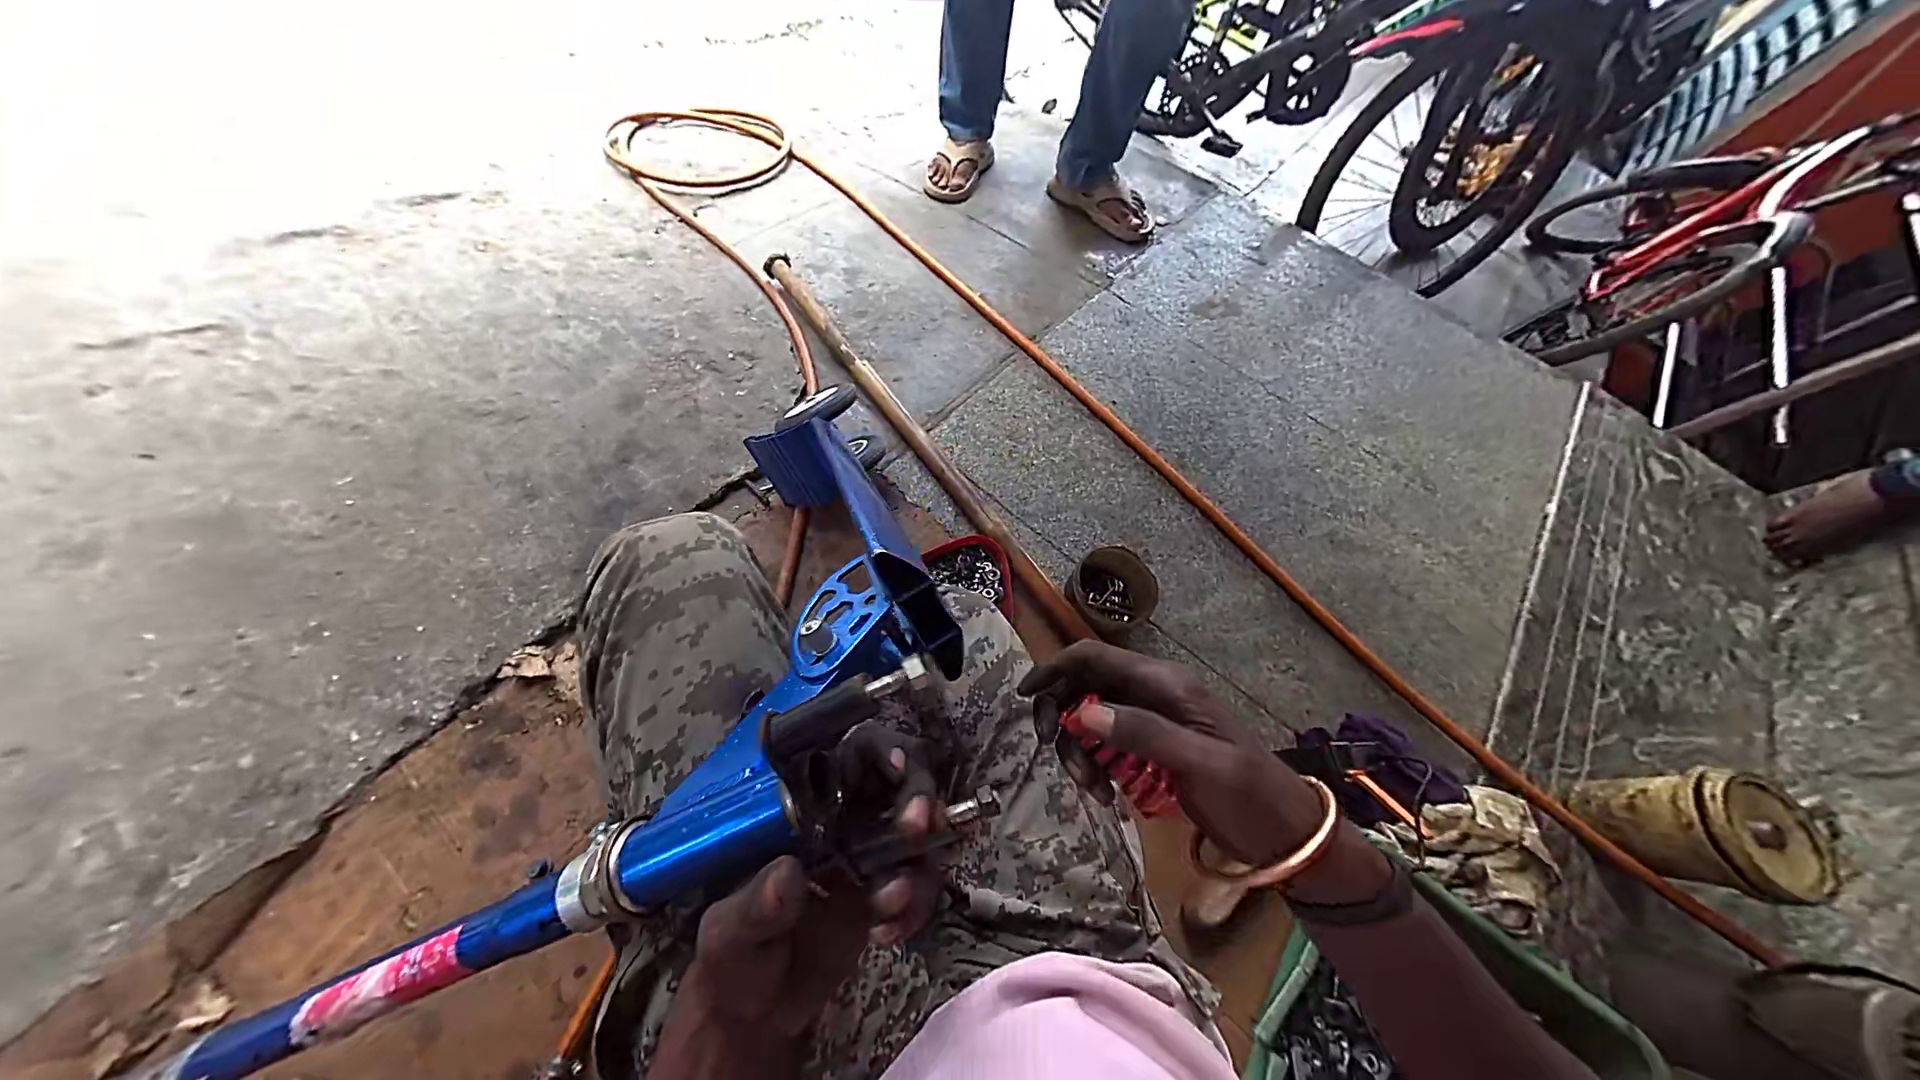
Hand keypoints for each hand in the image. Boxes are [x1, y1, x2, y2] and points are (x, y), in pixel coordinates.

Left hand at [664, 725, 945, 1052]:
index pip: (846, 757)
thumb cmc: (730, 954)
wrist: (754, 1012)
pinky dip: (917, 904)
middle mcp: (843, 817)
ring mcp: (869, 853)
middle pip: (898, 782)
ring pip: (918, 833)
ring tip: (894, 904)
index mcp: (802, 805)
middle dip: (917, 796)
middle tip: (919, 827)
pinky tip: (889, 933)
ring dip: (920, 861)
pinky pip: (921, 883)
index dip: (878, 750)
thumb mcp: (728, 932)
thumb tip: (788, 873)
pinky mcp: (888, 890)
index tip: (895, 767)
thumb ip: (756, 905)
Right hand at [1019, 641, 1341, 867]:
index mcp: (1165, 684)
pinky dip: (1094, 765)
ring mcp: (1149, 720)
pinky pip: (1104, 745)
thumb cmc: (1251, 796)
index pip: (1095, 657)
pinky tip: (1106, 793)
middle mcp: (1152, 693)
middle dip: (1063, 716)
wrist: (1287, 834)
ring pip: (1089, 717)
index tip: (1027, 695)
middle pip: (1084, 685)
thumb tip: (1081, 711)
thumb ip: (1144, 733)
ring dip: (1079, 749)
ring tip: (1094, 789)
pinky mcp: (1148, 747)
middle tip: (1055, 752)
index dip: (1056, 668)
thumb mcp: (1202, 764)